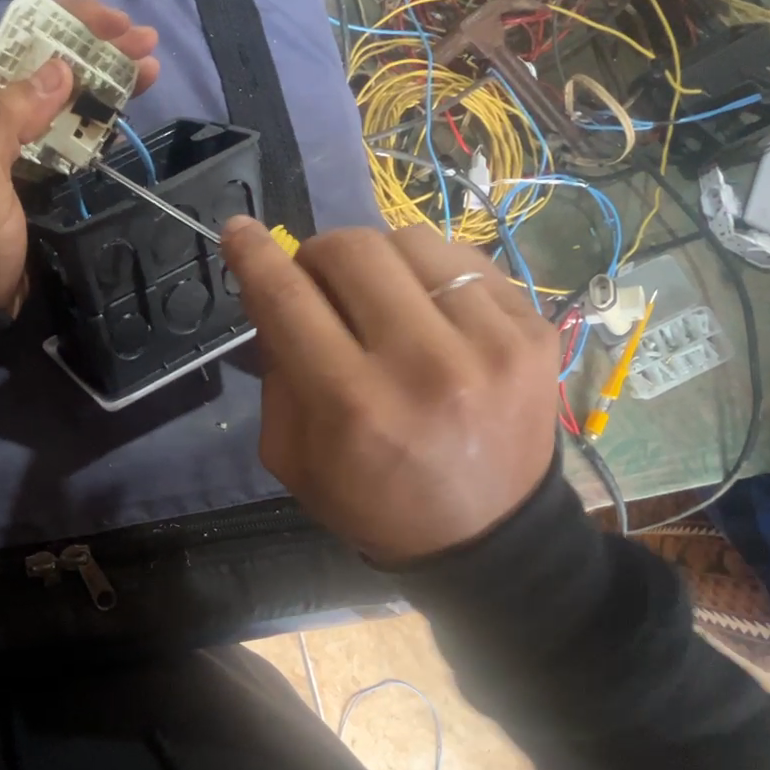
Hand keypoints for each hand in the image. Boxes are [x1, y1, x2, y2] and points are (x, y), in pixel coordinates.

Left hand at [0, 0, 159, 313]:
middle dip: (97, 50)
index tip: (112, 23)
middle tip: (147, 44)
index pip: (18, 44)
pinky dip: (100, 122)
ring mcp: (18, 148)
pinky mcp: (38, 176)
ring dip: (106, 82)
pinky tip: (125, 114)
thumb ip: (7, 118)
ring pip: (65, 100)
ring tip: (151, 70)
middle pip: (49, 68)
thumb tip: (57, 68)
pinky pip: (72, 137)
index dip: (66, 24)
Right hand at [220, 218, 559, 563]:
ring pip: (410, 240)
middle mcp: (425, 363)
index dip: (254, 256)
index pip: (289, 300)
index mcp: (354, 403)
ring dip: (374, 259)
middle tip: (313, 282)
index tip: (236, 230)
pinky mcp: (533, 330)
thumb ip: (275, 372)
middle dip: (315, 255)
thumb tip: (271, 293)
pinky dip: (427, 272)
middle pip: (352, 250)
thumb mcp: (290, 455)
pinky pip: (464, 259)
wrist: (488, 538)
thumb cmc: (370, 500)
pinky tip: (424, 306)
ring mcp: (490, 341)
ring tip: (374, 296)